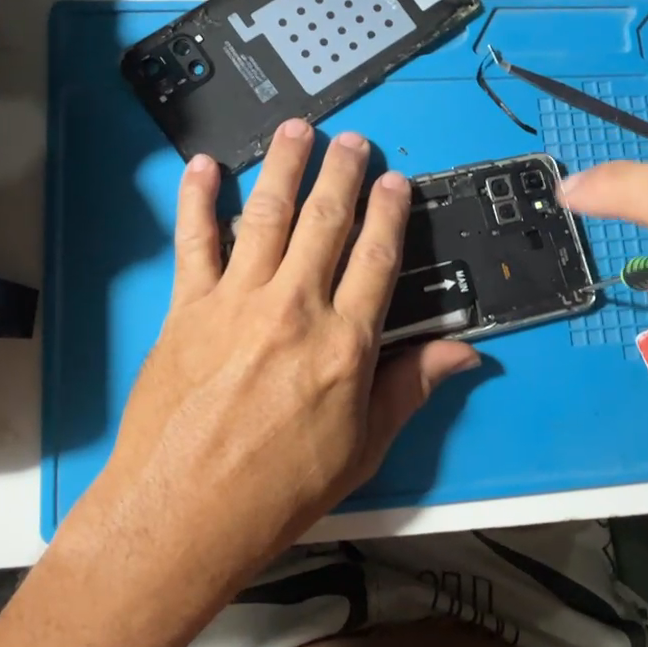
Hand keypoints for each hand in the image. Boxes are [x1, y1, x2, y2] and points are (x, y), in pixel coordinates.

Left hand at [83, 120, 478, 586]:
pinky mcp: (187, 308)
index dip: (389, 213)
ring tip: (296, 131)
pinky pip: (193, 241)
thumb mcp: (361, 448)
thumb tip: (463, 353)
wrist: (183, 515)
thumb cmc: (278, 491)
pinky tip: (201, 168)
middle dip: (341, 174)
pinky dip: (197, 200)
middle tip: (351, 140)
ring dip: (282, 167)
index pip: (377, 258)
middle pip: (325, 222)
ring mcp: (235, 302)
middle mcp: (293, 309)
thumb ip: (410, 388)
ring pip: (265, 215)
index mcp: (344, 344)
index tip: (396, 181)